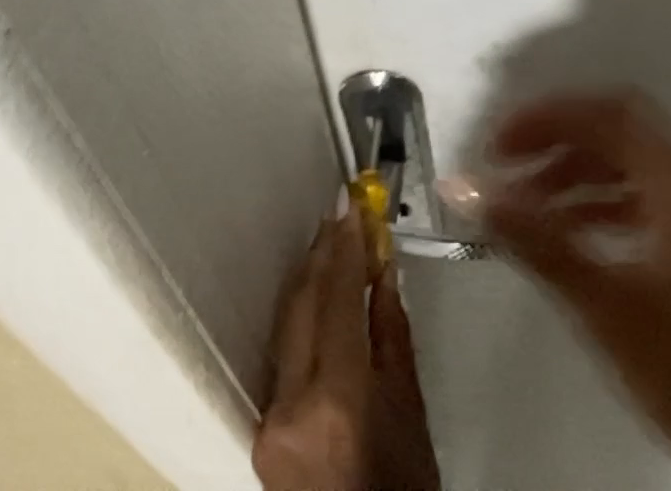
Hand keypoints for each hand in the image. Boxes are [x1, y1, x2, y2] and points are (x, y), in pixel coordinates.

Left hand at [254, 207, 440, 489]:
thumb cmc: (403, 486)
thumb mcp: (410, 406)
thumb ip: (391, 333)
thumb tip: (382, 275)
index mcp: (336, 399)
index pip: (337, 302)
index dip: (345, 248)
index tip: (352, 208)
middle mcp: (289, 407)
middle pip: (300, 308)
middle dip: (321, 255)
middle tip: (341, 216)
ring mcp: (267, 421)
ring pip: (285, 329)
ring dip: (309, 283)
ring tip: (332, 244)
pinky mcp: (260, 429)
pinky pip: (283, 358)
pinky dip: (302, 322)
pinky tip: (318, 298)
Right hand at [482, 93, 670, 484]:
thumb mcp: (604, 303)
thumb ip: (535, 239)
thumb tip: (465, 188)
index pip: (610, 116)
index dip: (549, 117)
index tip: (497, 144)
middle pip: (620, 133)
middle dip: (557, 141)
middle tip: (504, 166)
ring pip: (630, 166)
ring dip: (575, 173)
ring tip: (523, 203)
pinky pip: (642, 198)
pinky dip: (599, 203)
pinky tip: (564, 231)